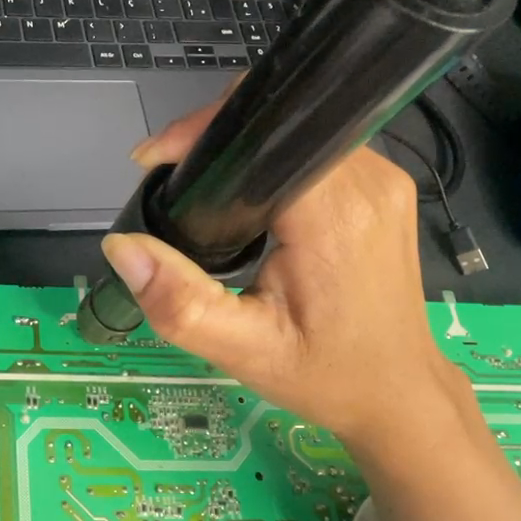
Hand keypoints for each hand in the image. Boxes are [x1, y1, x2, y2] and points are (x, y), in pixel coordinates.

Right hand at [110, 98, 520, 520]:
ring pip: (295, 134)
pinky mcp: (382, 187)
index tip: (155, 164)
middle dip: (214, 141)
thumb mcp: (242, 349)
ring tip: (199, 189)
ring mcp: (381, 179)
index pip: (261, 136)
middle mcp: (367, 181)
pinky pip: (315, 152)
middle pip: (278, 125)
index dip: (201, 135)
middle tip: (168, 180)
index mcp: (334, 213)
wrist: (398, 395)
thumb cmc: (325, 374)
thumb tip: (122, 246)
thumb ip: (179, 301)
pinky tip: (244, 199)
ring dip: (242, 152)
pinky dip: (272, 164)